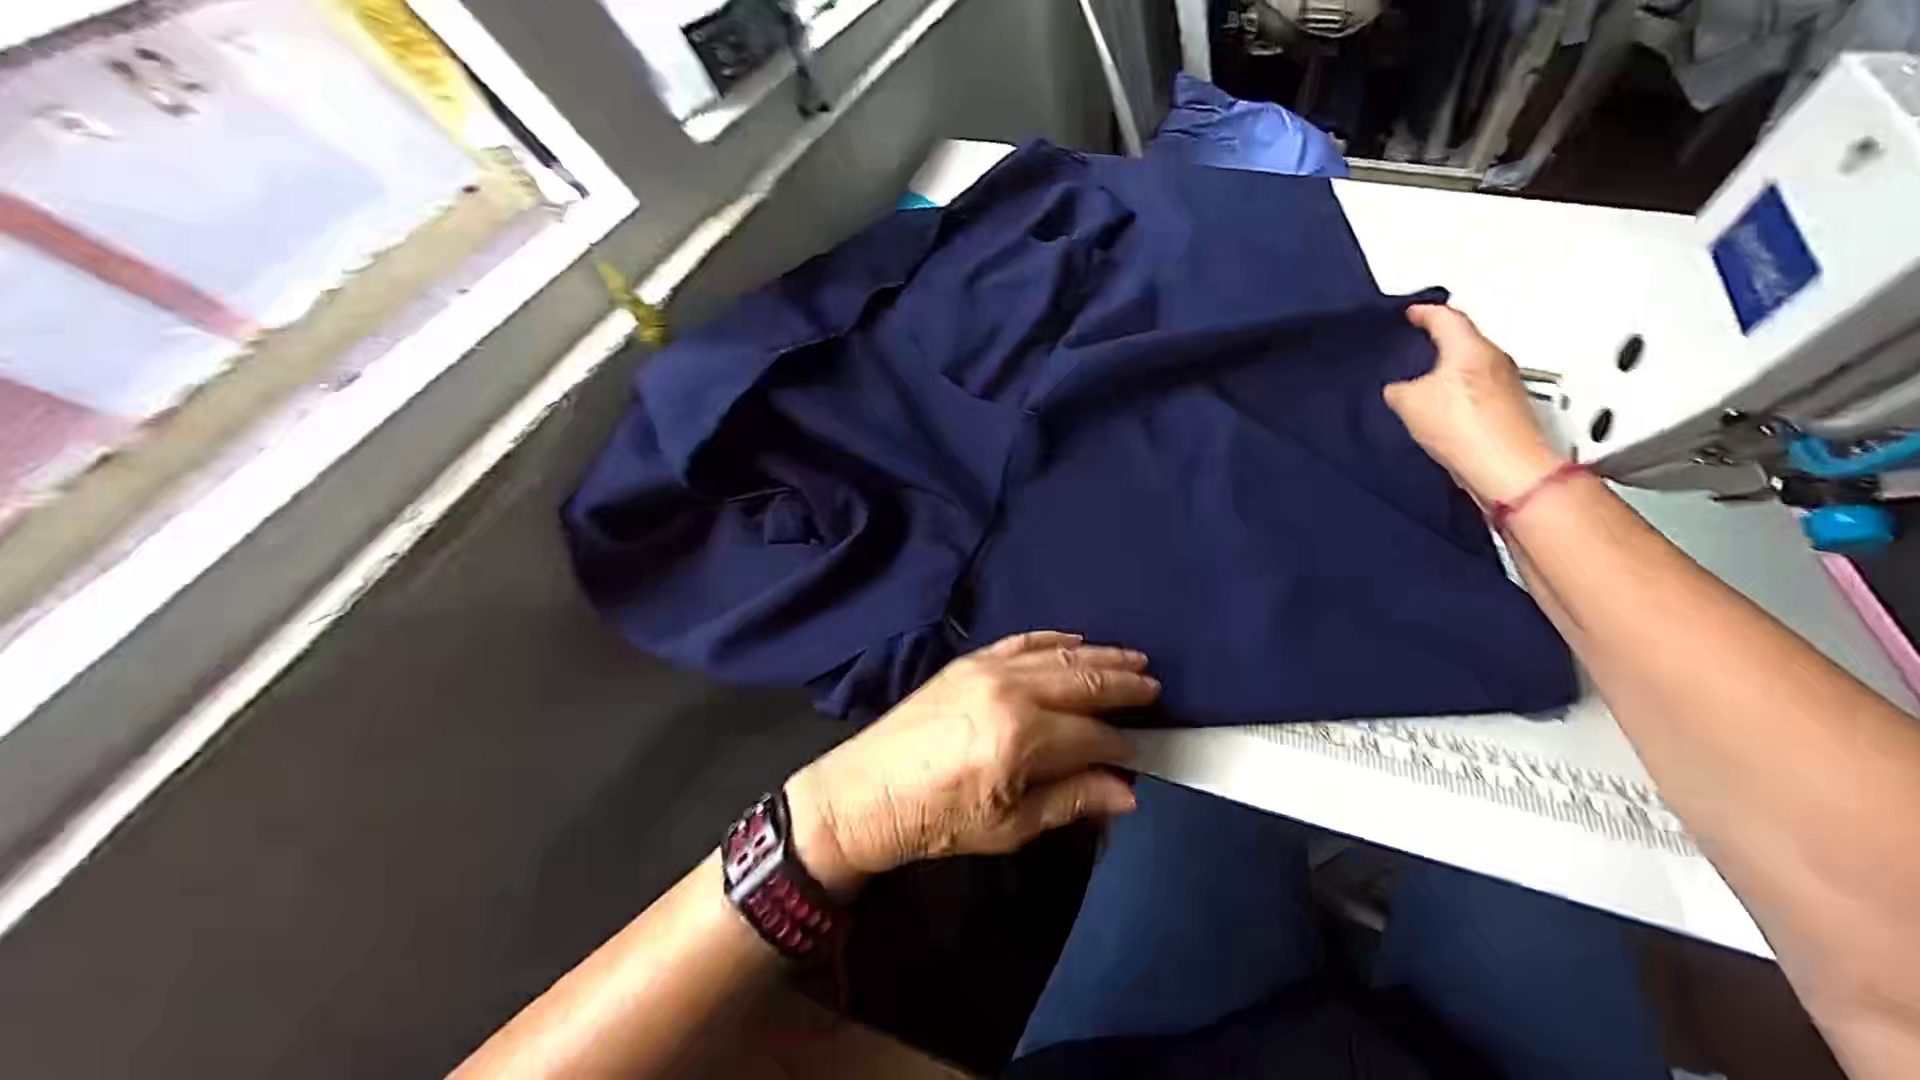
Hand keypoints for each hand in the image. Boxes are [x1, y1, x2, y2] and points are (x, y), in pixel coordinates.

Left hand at [784, 632, 1156, 895]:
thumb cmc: (938, 820)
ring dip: (1100, 656)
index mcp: (1022, 737)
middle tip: (1154, 687)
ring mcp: (987, 669)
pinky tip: (1076, 642)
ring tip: (1132, 659)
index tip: (1141, 753)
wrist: (867, 792)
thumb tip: (1128, 790)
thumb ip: (1072, 799)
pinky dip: (1054, 640)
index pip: (1093, 735)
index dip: (1122, 746)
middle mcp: (1010, 691)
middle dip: (1124, 685)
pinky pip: (1021, 641)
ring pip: (1059, 655)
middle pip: (1084, 682)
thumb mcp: (1010, 826)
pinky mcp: (968, 661)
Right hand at [1385, 304, 1565, 505]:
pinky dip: (1455, 393)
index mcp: (1470, 347)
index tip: (1412, 312)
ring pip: (1469, 366)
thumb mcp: (1408, 402)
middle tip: (1418, 341)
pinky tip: (1440, 411)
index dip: (1423, 312)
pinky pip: (1475, 391)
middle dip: (1437, 340)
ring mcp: (1504, 384)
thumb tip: (1397, 389)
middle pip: (1462, 339)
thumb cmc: (1467, 430)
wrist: (1503, 467)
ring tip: (1424, 380)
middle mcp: (1493, 360)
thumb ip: (1396, 388)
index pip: (1445, 317)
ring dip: (1446, 371)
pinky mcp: (1505, 408)